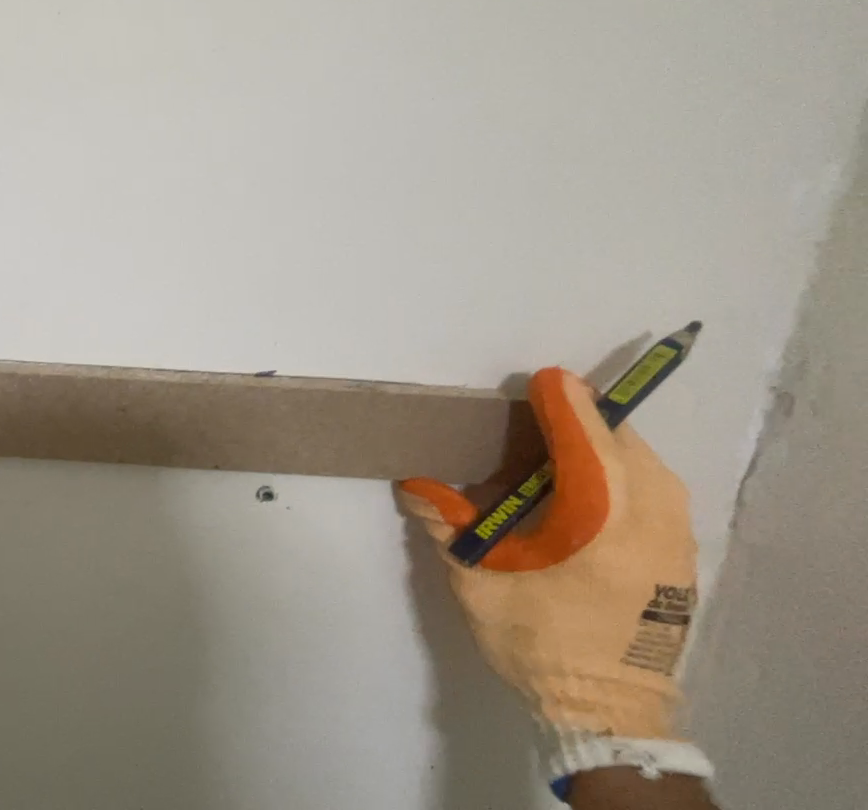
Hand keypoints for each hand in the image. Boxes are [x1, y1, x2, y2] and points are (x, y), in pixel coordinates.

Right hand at [399, 368, 712, 792]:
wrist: (605, 710)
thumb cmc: (536, 641)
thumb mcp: (478, 581)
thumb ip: (448, 524)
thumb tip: (412, 483)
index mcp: (603, 535)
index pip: (592, 452)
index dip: (568, 411)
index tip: (544, 379)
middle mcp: (652, 532)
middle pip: (630, 453)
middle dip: (589, 422)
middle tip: (540, 408)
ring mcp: (673, 546)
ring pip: (649, 471)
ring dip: (607, 446)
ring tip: (558, 441)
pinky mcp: (676, 559)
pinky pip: (656, 494)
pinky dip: (624, 472)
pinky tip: (585, 481)